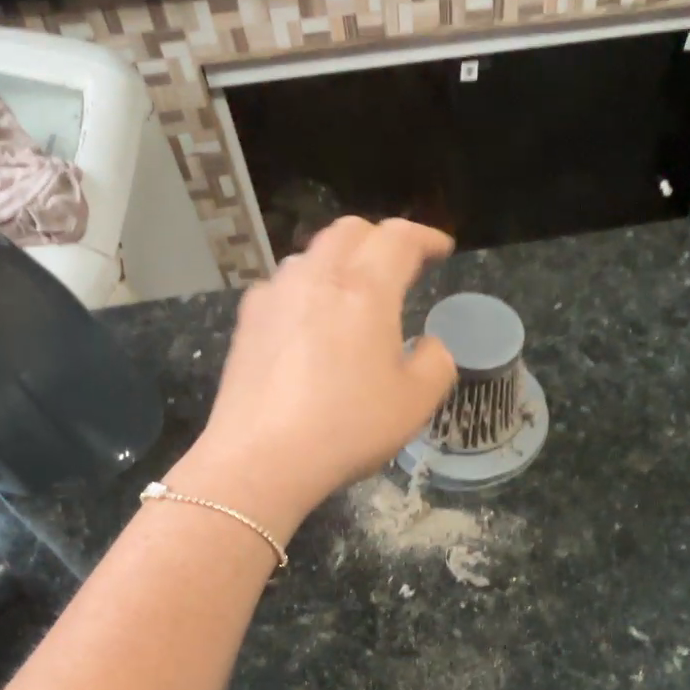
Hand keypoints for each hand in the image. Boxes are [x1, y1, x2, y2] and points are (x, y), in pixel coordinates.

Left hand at [164, 216, 457, 539]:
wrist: (261, 458)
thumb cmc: (347, 428)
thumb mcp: (415, 403)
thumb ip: (436, 363)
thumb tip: (429, 345)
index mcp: (366, 289)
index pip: (399, 238)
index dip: (425, 236)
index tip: (441, 249)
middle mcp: (317, 277)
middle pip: (350, 231)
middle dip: (381, 239)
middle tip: (400, 265)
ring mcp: (276, 295)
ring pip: (312, 254)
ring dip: (341, 261)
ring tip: (355, 293)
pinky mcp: (248, 320)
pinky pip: (284, 285)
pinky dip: (308, 288)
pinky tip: (311, 322)